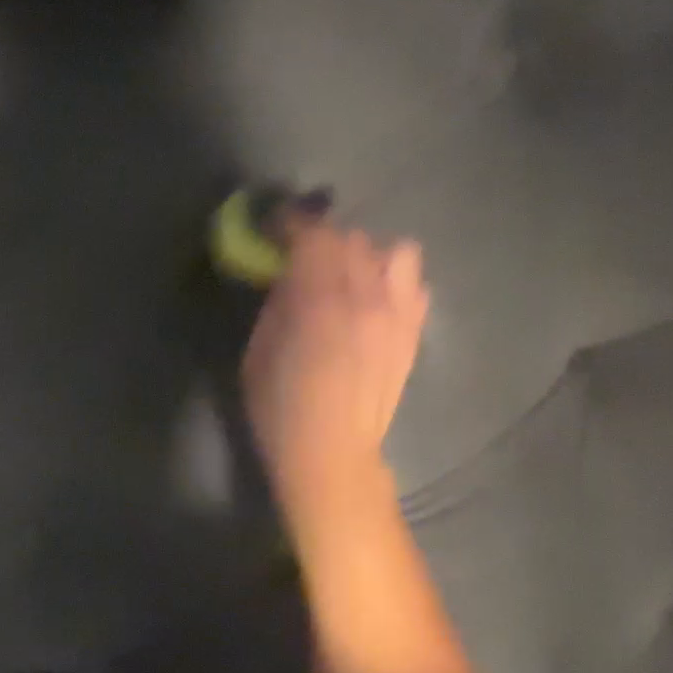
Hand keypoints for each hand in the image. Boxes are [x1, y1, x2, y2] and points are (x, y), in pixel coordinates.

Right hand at [241, 217, 429, 503]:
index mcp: (319, 300)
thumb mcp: (258, 350)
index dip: (291, 222)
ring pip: (393, 251)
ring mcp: (398, 311)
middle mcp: (367, 295)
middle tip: (300, 257)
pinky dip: (391, 280)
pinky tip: (372, 301)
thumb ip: (277, 303)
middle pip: (351, 239)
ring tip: (346, 276)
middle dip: (322, 240)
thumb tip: (287, 275)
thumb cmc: (278, 405)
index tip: (273, 225)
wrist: (330, 450)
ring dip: (365, 255)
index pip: (313, 235)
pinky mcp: (414, 330)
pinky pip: (413, 282)